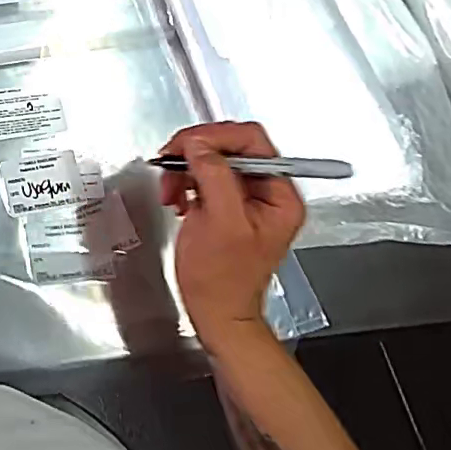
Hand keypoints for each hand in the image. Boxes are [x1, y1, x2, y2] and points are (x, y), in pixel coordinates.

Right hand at [159, 122, 305, 346]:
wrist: (214, 312)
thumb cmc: (222, 279)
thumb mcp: (221, 223)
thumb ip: (214, 176)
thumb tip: (198, 144)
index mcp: (280, 193)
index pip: (252, 140)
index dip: (217, 137)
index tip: (188, 145)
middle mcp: (266, 189)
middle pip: (229, 143)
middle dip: (195, 151)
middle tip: (171, 159)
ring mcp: (244, 194)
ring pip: (211, 155)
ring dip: (184, 166)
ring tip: (170, 187)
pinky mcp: (223, 200)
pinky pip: (201, 172)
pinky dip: (182, 178)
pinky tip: (175, 196)